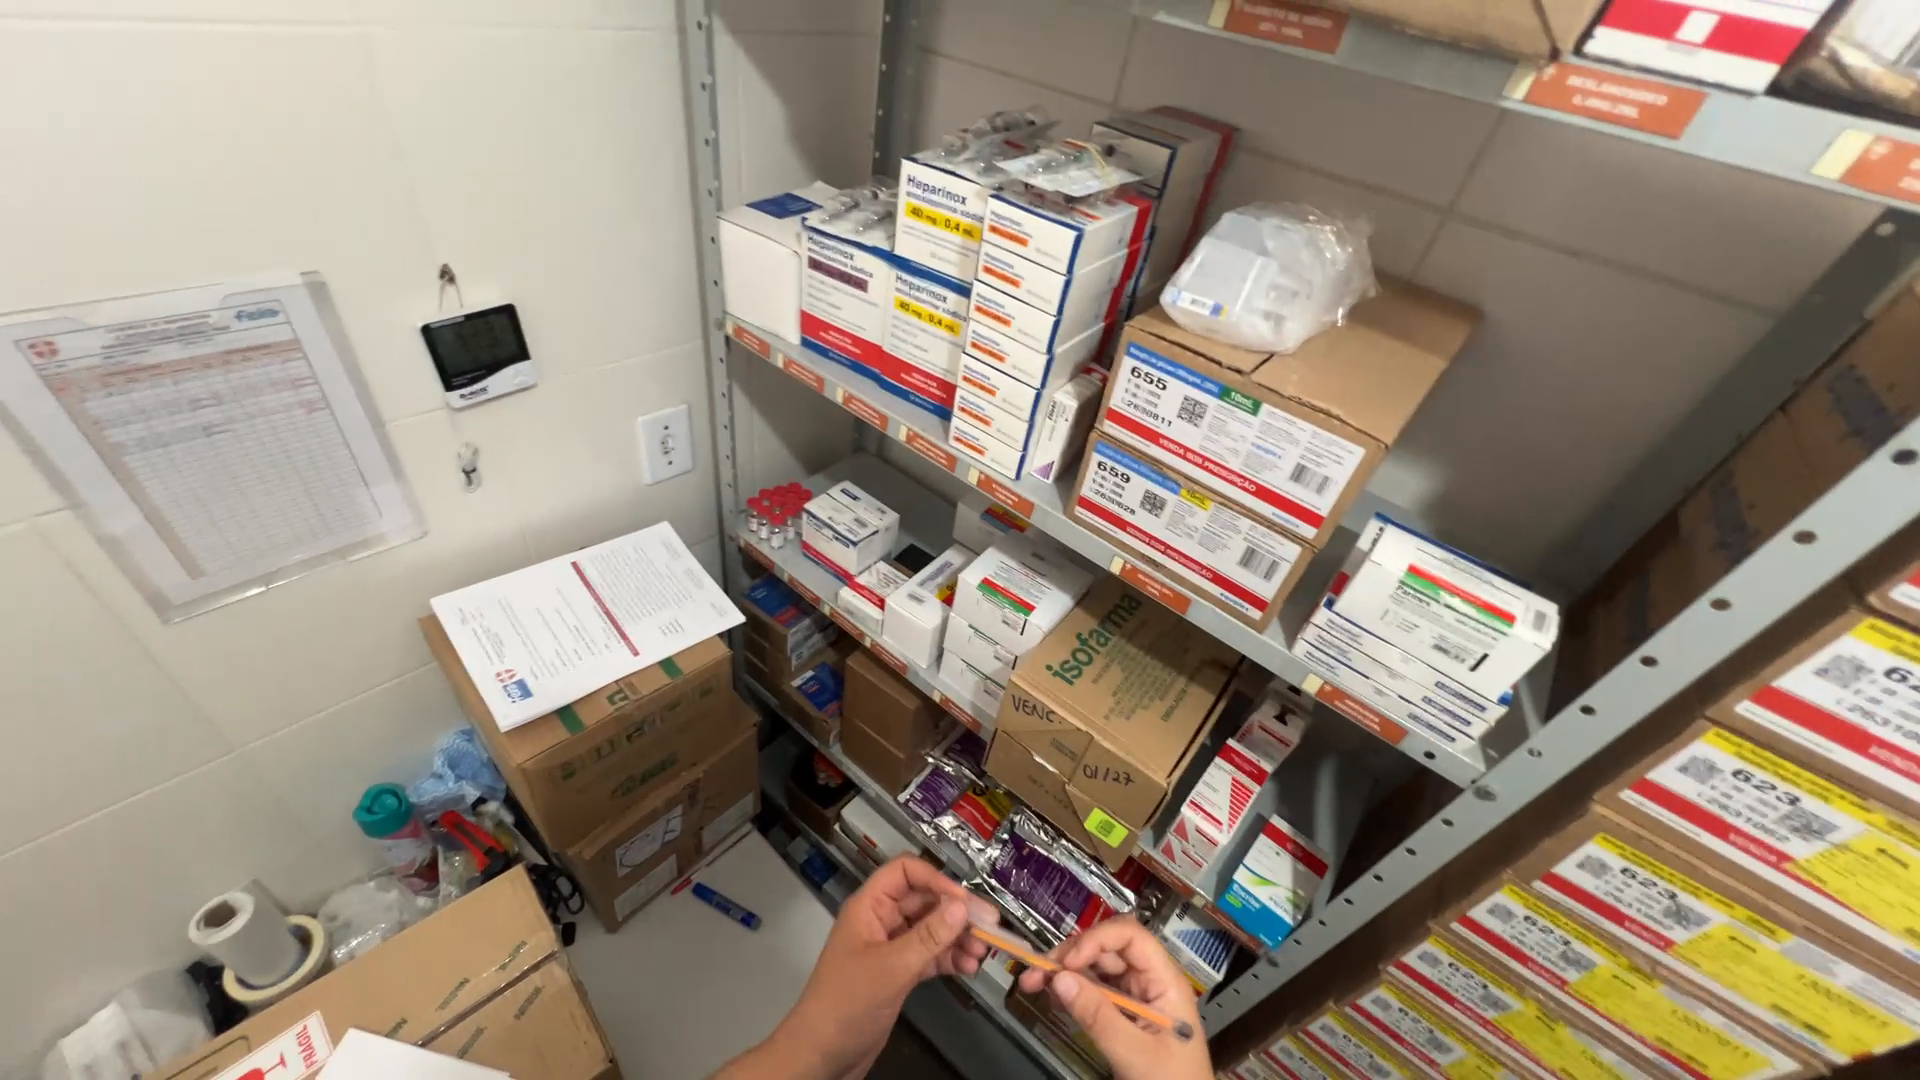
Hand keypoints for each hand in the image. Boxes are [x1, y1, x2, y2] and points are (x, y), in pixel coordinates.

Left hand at [773, 855, 997, 1079]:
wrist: (821, 1057)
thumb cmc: (847, 1004)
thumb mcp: (891, 968)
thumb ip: (929, 936)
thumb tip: (962, 906)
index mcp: (869, 906)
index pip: (906, 873)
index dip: (936, 880)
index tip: (964, 900)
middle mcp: (881, 920)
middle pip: (923, 901)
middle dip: (955, 911)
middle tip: (988, 926)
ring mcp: (890, 947)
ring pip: (930, 929)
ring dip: (957, 937)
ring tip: (982, 952)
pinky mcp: (898, 973)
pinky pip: (929, 955)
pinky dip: (949, 959)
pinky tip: (969, 967)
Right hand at [1016, 918, 1211, 1079]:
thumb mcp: (1137, 1055)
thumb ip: (1099, 1017)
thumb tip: (1060, 978)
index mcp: (1164, 981)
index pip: (1131, 937)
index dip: (1098, 939)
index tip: (1069, 962)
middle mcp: (1148, 981)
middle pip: (1106, 950)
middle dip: (1070, 956)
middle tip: (1037, 972)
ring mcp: (1133, 998)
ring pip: (1094, 969)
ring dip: (1063, 972)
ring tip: (1032, 982)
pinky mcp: (1120, 1016)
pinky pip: (1091, 993)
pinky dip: (1069, 992)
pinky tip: (1049, 997)